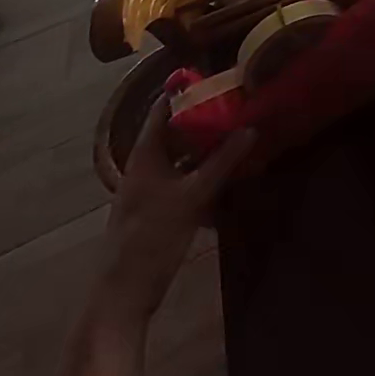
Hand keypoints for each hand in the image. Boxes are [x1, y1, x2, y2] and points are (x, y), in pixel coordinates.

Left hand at [100, 95, 255, 323]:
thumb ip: (222, 163)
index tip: (218, 78)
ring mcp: (152, 189)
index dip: (187, 91)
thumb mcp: (192, 197)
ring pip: (183, 158)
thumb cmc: (151, 238)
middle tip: (238, 106)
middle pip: (176, 132)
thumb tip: (251, 128)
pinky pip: (186, 180)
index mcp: (145, 154)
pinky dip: (206, 175)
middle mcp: (146, 166)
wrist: (123, 296)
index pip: (164, 109)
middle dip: (205, 120)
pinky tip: (230, 177)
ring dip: (207, 148)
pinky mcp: (161, 210)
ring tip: (239, 134)